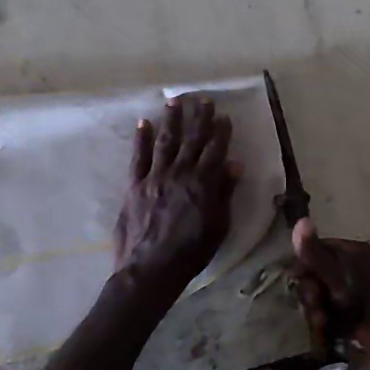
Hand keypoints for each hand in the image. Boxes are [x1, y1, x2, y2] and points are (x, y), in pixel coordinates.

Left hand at [114, 96, 237, 289]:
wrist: (150, 269)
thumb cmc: (191, 252)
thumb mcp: (218, 226)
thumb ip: (224, 193)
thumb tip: (235, 165)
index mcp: (203, 183)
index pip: (215, 150)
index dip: (220, 132)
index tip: (224, 116)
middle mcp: (180, 173)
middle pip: (192, 140)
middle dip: (199, 118)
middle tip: (203, 99)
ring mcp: (155, 177)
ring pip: (166, 142)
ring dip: (172, 120)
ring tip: (175, 101)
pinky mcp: (135, 185)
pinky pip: (138, 157)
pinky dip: (141, 139)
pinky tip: (143, 122)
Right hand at [292, 218, 369, 369]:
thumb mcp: (346, 287)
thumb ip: (319, 258)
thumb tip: (299, 221)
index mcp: (354, 254)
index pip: (314, 251)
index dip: (304, 272)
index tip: (306, 294)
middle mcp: (356, 267)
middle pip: (317, 276)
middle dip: (312, 298)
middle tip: (319, 318)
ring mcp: (360, 291)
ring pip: (324, 298)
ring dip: (318, 315)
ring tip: (325, 332)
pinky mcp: (362, 313)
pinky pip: (336, 314)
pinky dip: (330, 326)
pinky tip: (329, 338)